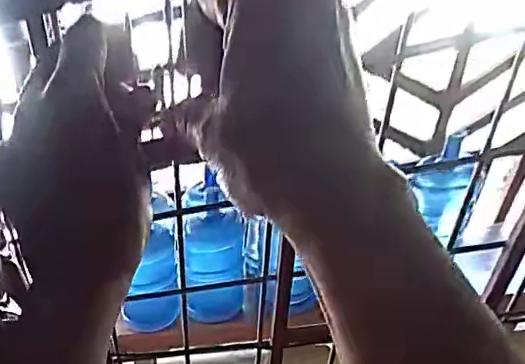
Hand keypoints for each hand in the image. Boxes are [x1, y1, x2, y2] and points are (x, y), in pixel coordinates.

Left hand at [0, 16, 150, 300]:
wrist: (62, 293)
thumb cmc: (109, 235)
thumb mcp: (136, 168)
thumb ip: (126, 121)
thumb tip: (125, 103)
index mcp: (69, 97)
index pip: (86, 36)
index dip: (112, 51)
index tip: (128, 79)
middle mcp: (27, 114)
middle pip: (53, 67)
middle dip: (86, 79)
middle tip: (115, 111)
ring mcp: (6, 150)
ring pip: (35, 109)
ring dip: (65, 116)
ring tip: (95, 149)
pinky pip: (23, 149)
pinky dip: (46, 151)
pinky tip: (69, 178)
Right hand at [175, 0, 404, 228]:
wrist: (330, 185)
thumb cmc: (268, 150)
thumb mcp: (209, 131)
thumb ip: (190, 110)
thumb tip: (179, 115)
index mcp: (261, 1)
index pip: (206, 1)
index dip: (191, 38)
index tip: (188, 76)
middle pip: (239, 11)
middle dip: (219, 48)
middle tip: (207, 95)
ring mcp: (331, 18)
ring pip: (269, 32)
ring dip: (243, 65)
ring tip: (233, 113)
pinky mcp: (345, 50)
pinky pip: (295, 49)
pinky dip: (272, 74)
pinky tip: (262, 117)